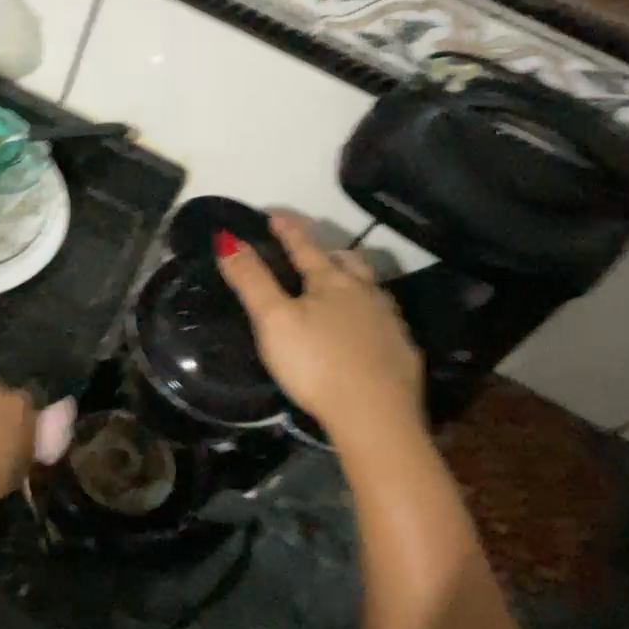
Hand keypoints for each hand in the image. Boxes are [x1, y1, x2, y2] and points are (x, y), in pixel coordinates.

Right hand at [217, 216, 423, 436]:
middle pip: (348, 262)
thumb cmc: (316, 363)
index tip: (274, 214)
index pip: (304, 247)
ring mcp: (389, 322)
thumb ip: (251, 280)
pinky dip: (371, 318)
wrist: (375, 414)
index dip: (287, 230)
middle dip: (330, 253)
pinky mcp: (402, 352)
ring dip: (355, 284)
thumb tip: (226, 239)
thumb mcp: (273, 320)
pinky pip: (385, 323)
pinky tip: (365, 334)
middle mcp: (366, 293)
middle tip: (317, 254)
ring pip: (372, 290)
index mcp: (331, 281)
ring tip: (343, 291)